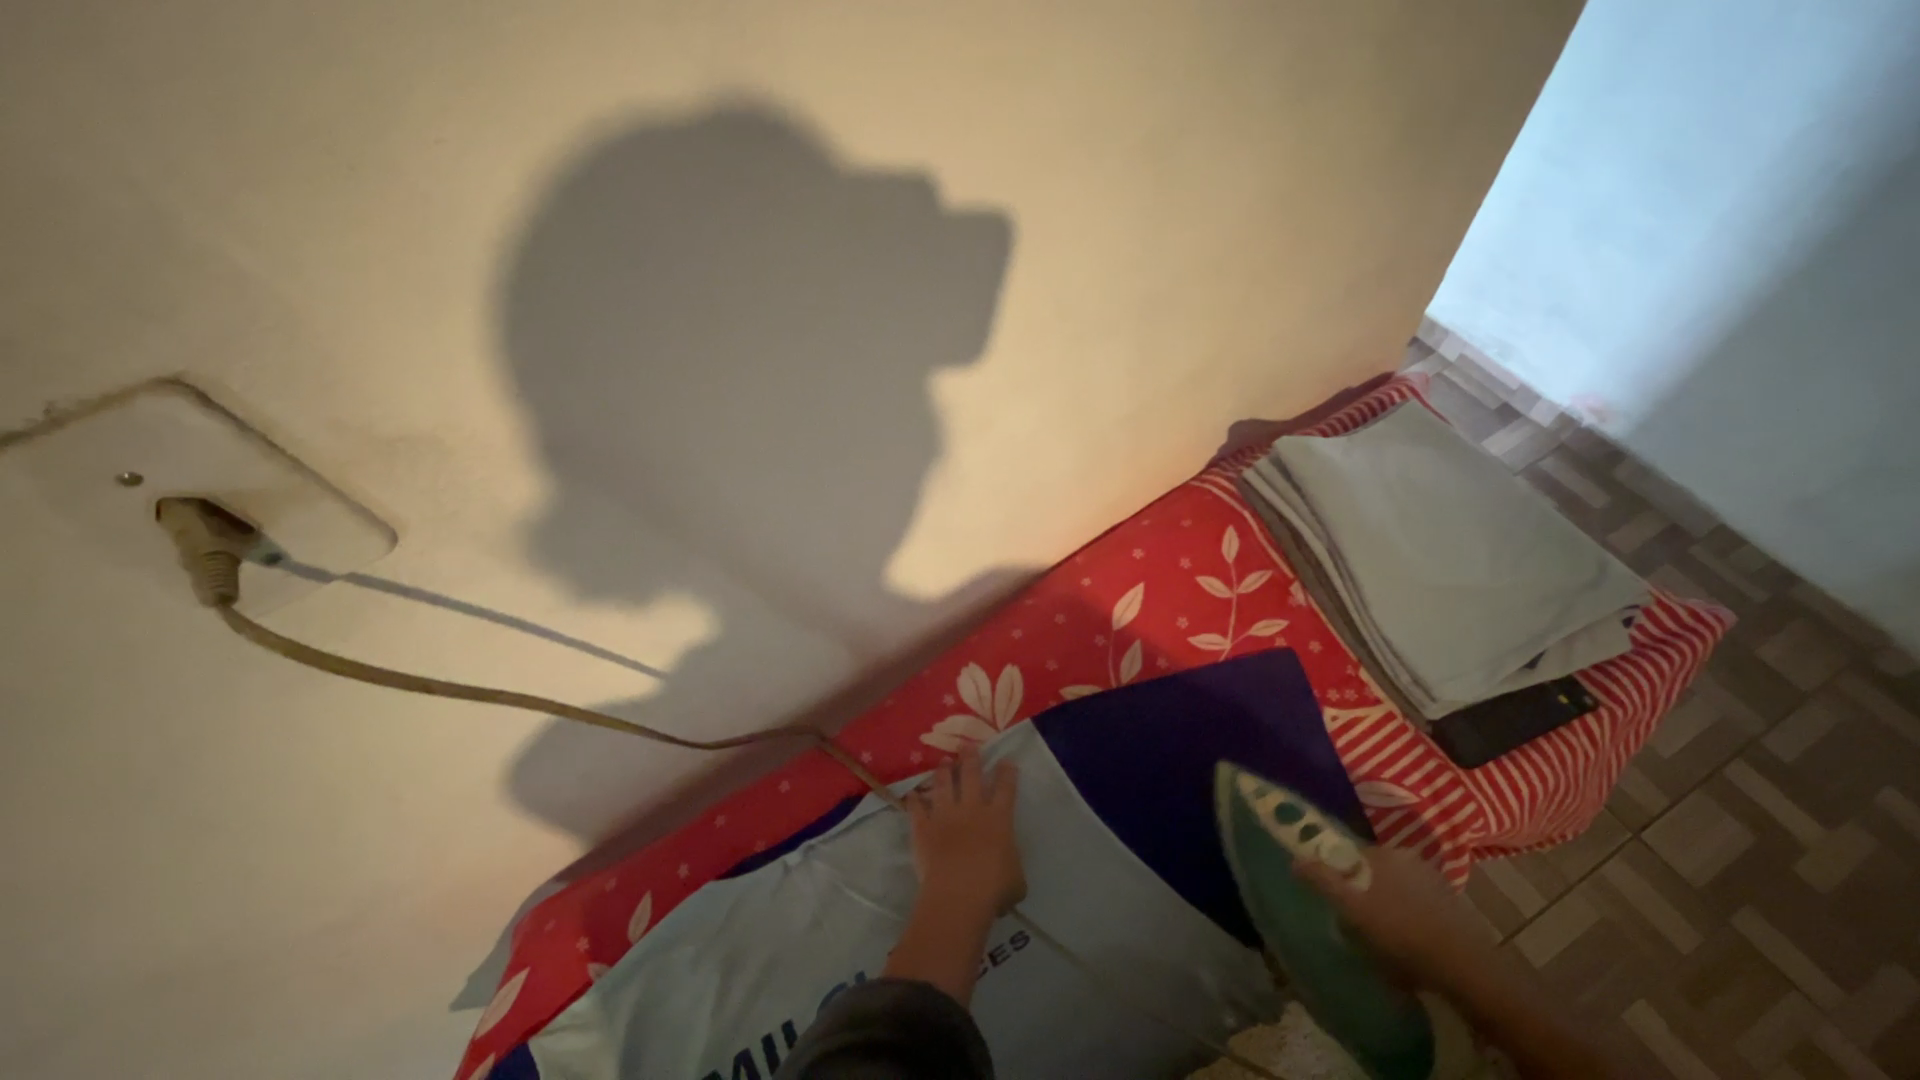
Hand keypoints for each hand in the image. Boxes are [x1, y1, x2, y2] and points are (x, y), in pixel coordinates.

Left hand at [907, 745, 1024, 915]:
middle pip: (971, 776)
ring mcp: (945, 816)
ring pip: (943, 785)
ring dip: (944, 771)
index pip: (1005, 788)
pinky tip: (911, 793)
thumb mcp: (1017, 879)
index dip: (1006, 773)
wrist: (959, 893)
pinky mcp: (923, 828)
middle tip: (967, 744)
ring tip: (943, 760)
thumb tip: (1008, 867)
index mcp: (999, 819)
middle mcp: (972, 810)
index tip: (1006, 760)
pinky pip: (917, 810)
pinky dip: (914, 800)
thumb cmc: (995, 888)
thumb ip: (1012, 865)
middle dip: (971, 758)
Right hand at [1294, 845, 1493, 991]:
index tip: (1338, 901)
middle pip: (1374, 870)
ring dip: (1388, 902)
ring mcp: (1433, 877)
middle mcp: (1408, 856)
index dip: (1340, 877)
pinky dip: (1410, 913)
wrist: (1464, 965)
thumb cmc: (1400, 933)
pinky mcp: (1452, 900)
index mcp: (1383, 853)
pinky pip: (1418, 900)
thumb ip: (1323, 880)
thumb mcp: (1352, 909)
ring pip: (1397, 886)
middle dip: (1364, 889)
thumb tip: (1295, 860)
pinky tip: (1411, 939)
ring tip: (1386, 935)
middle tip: (1359, 921)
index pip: (1350, 856)